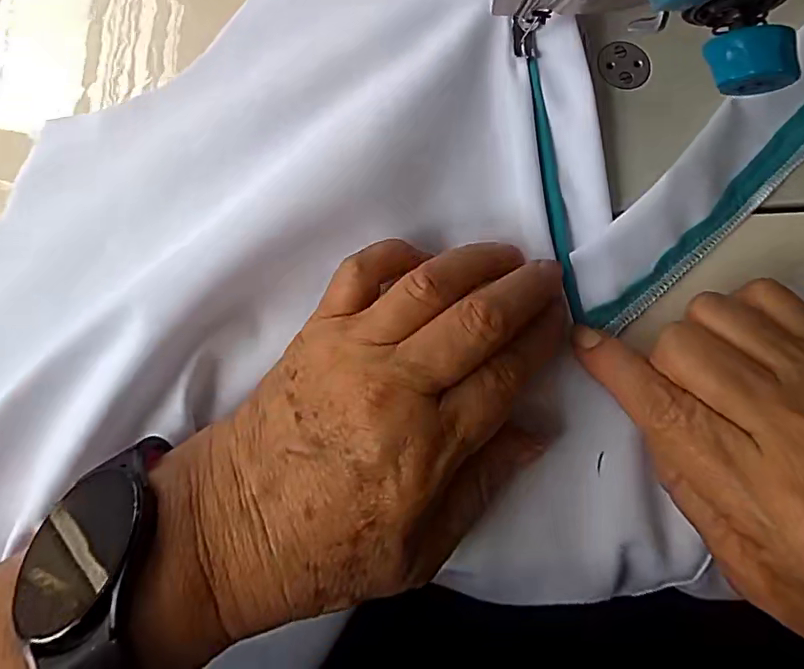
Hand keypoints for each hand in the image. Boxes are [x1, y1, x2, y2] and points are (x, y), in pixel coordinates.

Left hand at [164, 240, 565, 647]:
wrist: (241, 517)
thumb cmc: (332, 545)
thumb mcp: (423, 551)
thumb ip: (483, 484)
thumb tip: (538, 430)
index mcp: (428, 446)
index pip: (503, 376)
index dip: (540, 341)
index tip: (562, 318)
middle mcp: (394, 385)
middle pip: (474, 321)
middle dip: (521, 291)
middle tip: (547, 274)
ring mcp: (350, 348)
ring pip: (424, 287)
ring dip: (470, 262)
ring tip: (503, 253)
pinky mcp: (316, 329)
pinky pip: (356, 273)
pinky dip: (390, 254)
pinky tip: (420, 255)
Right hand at [572, 279, 803, 668]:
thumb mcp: (754, 574)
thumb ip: (688, 488)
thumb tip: (646, 413)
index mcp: (770, 497)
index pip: (665, 408)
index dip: (611, 367)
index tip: (583, 341)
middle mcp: (797, 431)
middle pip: (681, 347)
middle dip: (661, 365)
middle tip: (682, 397)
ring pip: (713, 313)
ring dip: (697, 337)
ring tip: (716, 373)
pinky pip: (765, 295)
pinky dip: (740, 311)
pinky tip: (749, 348)